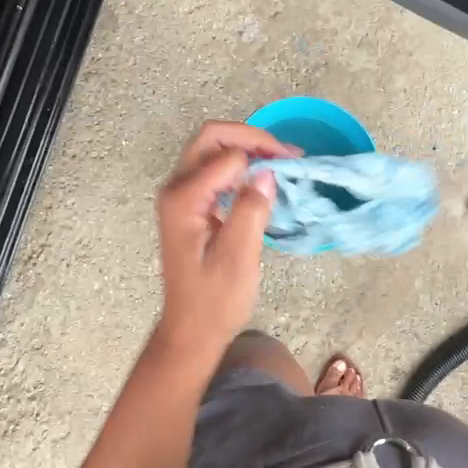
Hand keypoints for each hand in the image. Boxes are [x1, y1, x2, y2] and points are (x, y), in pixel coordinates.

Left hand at [153, 122, 296, 354]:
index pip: (226, 153)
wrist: (190, 330)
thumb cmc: (214, 301)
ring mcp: (178, 195)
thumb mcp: (238, 258)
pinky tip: (262, 177)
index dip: (261, 152)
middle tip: (287, 154)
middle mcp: (175, 189)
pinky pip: (212, 167)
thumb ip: (250, 210)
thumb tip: (267, 172)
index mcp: (183, 199)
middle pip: (211, 137)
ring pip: (211, 148)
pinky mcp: (188, 204)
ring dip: (246, 148)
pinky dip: (239, 164)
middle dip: (251, 138)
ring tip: (281, 161)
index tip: (292, 166)